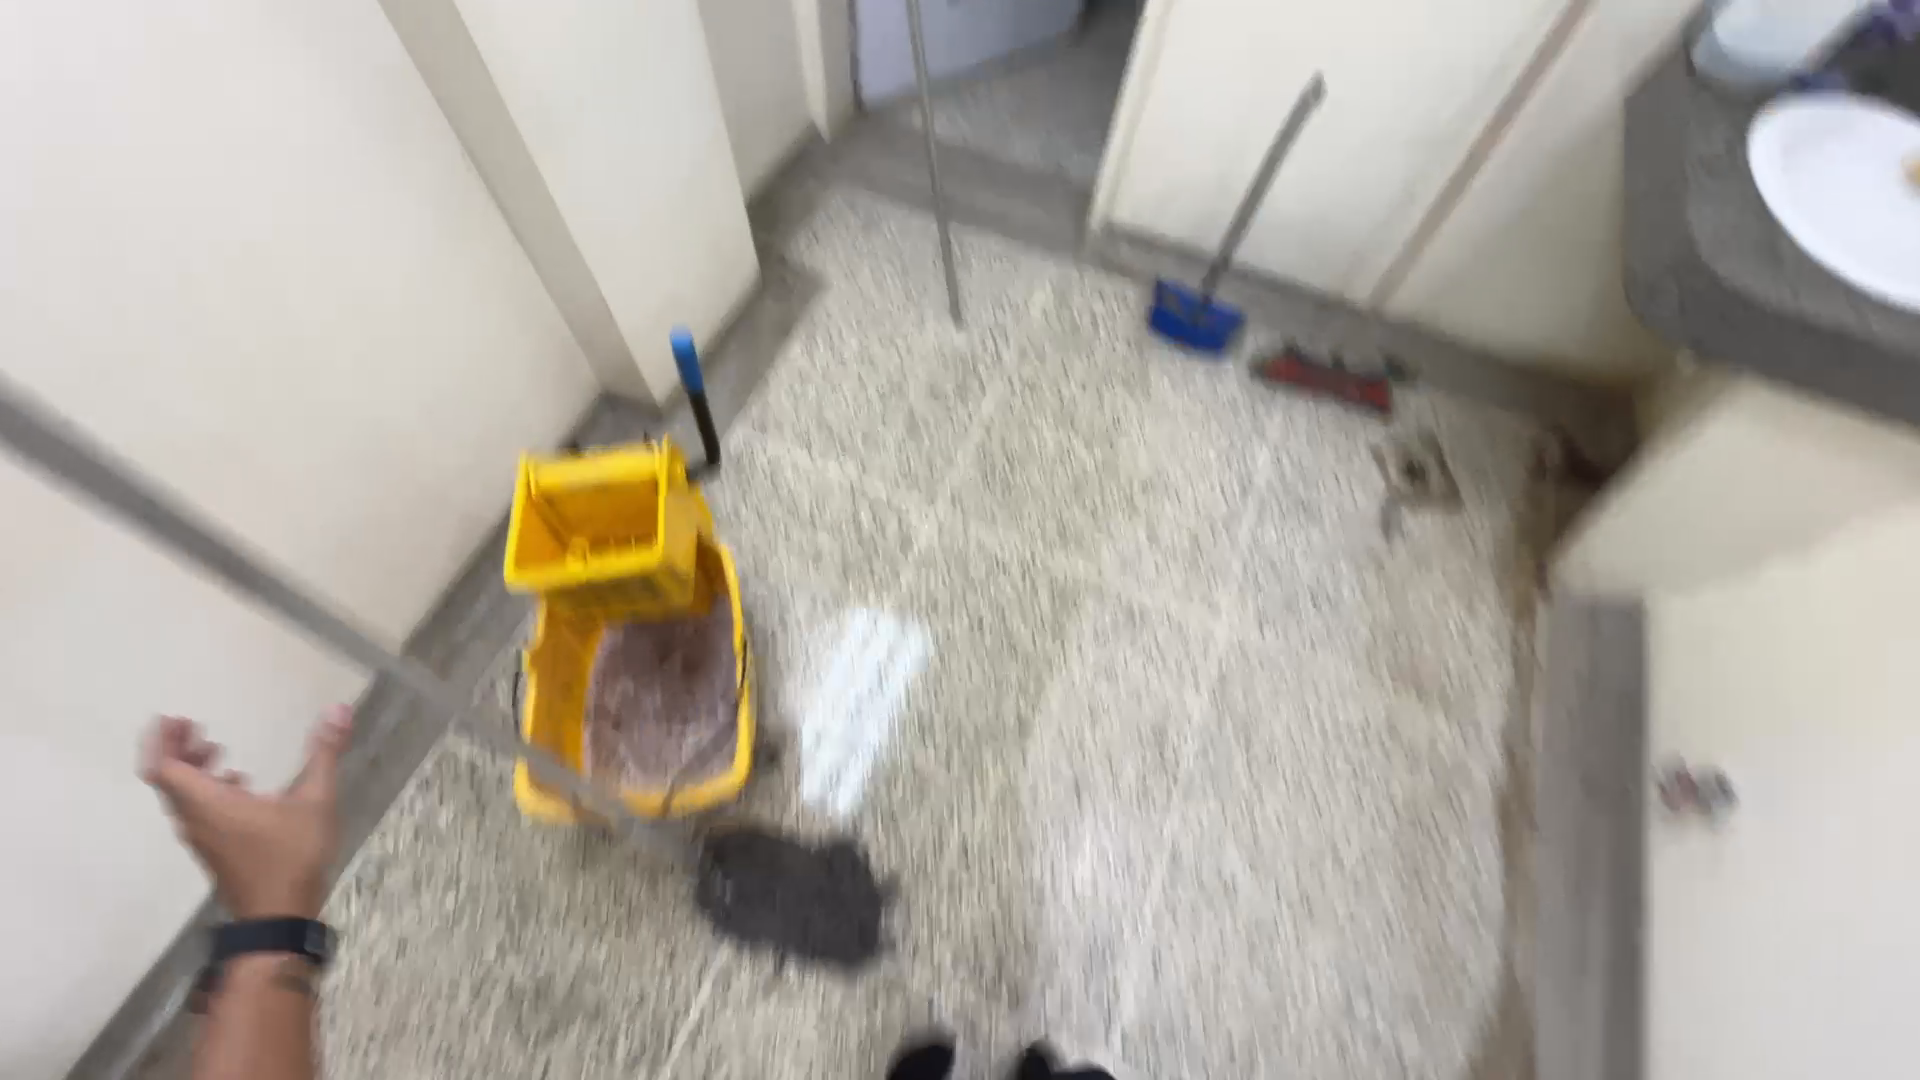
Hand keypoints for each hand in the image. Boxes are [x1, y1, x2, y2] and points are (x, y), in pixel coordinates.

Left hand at [139, 707, 351, 919]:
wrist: (279, 911)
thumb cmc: (293, 852)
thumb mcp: (317, 798)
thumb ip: (325, 753)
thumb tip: (338, 709)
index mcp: (211, 803)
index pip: (165, 769)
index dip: (162, 742)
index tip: (171, 718)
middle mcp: (197, 818)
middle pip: (169, 781)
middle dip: (175, 749)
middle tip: (191, 724)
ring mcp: (205, 835)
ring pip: (183, 796)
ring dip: (191, 768)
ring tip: (214, 747)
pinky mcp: (217, 846)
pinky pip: (198, 808)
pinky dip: (208, 787)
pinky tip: (238, 781)